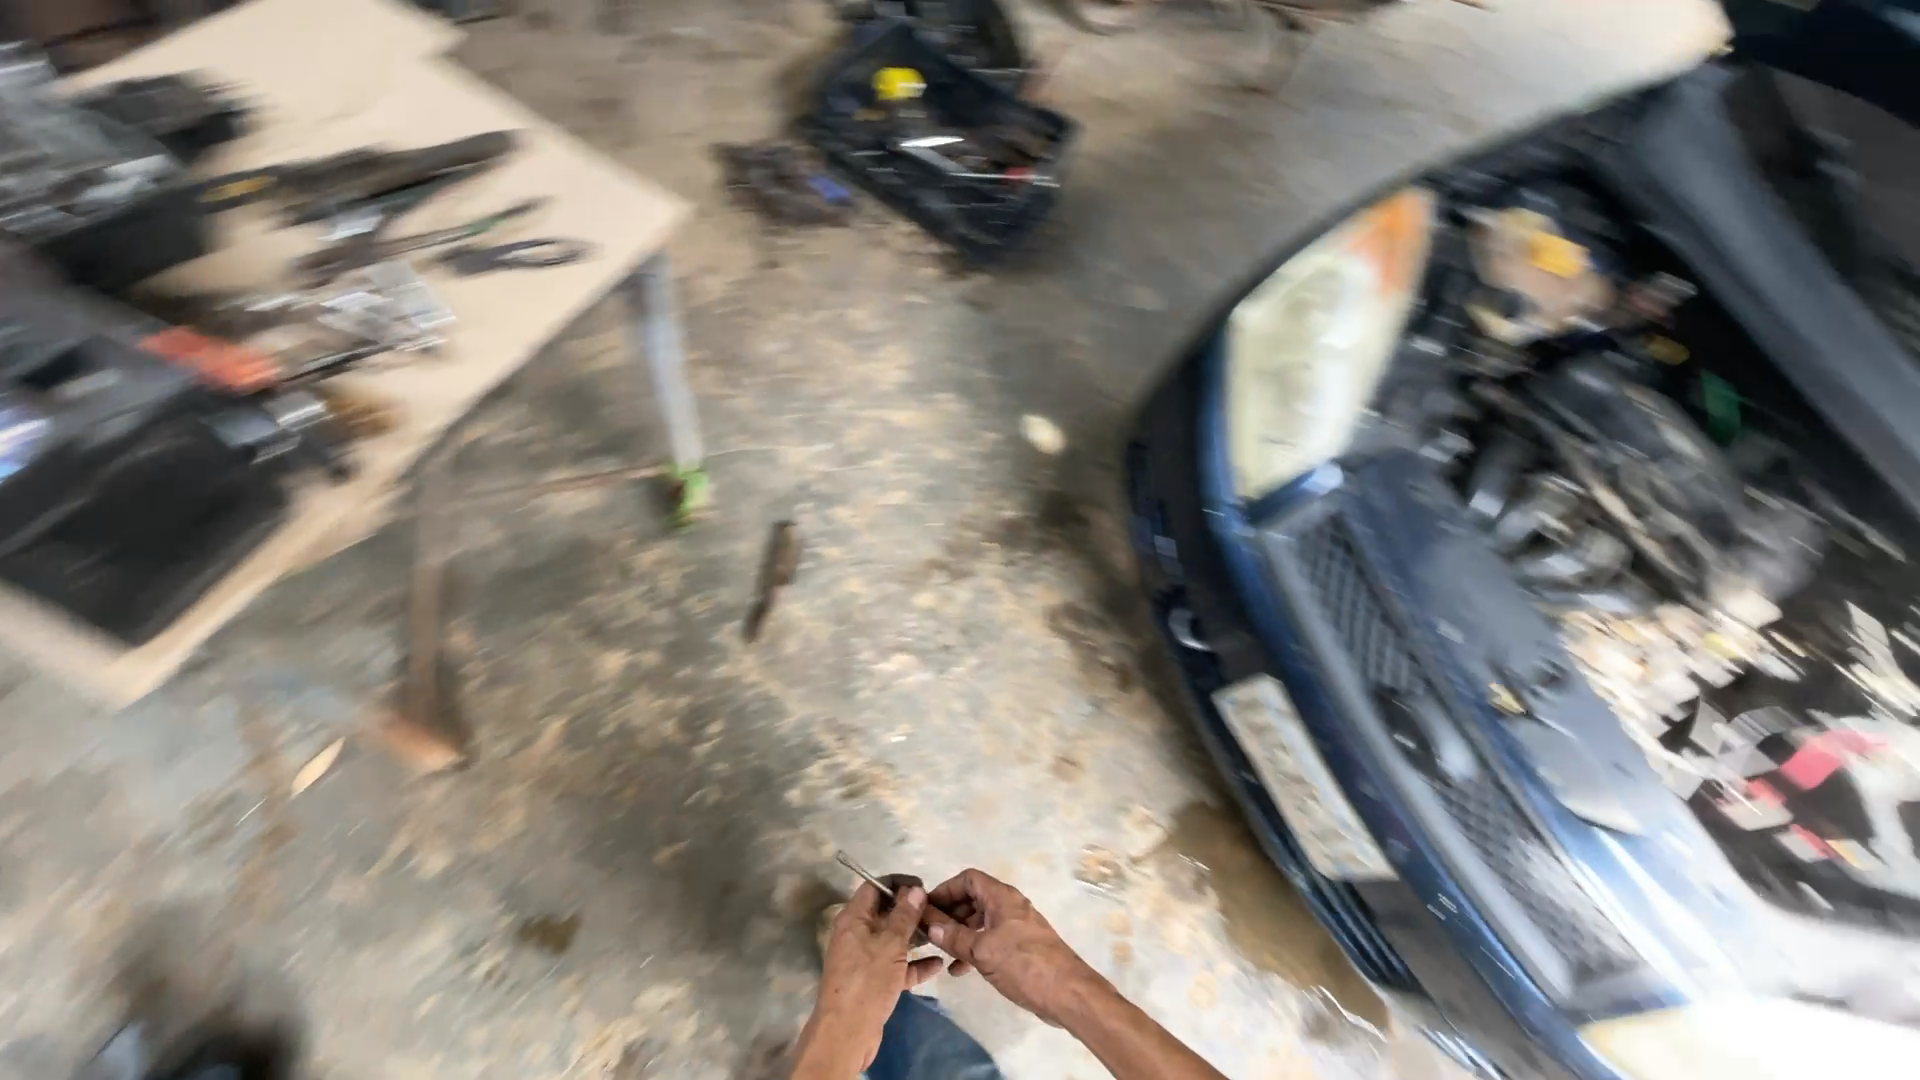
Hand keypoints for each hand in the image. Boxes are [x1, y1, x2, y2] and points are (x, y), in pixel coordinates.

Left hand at [793, 882, 943, 1074]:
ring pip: (893, 941)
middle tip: (937, 911)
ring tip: (941, 935)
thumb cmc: (867, 980)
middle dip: (911, 912)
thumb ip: (904, 916)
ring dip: (916, 938)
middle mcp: (857, 935)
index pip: (874, 887)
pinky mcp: (874, 982)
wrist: (846, 1034)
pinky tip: (937, 965)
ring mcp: (865, 960)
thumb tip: (915, 890)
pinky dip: (914, 965)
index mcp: (854, 918)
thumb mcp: (890, 944)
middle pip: (885, 914)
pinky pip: (897, 966)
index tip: (923, 885)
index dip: (898, 883)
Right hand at [921, 869, 1107, 1026]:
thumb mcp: (982, 951)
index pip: (968, 879)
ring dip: (960, 932)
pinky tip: (960, 969)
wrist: (1066, 992)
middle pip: (973, 898)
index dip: (946, 889)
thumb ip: (954, 937)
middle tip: (930, 931)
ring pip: (981, 920)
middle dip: (950, 912)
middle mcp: (1009, 905)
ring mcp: (1016, 926)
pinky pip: (990, 939)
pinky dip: (974, 948)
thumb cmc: (1023, 964)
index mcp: (1001, 897)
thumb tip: (930, 924)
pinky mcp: (1021, 946)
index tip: (927, 908)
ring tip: (941, 951)